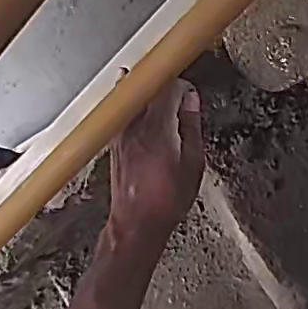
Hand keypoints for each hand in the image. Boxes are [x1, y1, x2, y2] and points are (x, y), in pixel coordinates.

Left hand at [107, 79, 204, 243]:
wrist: (136, 222)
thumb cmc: (167, 200)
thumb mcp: (193, 164)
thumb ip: (192, 127)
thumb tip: (191, 100)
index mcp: (158, 128)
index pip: (167, 88)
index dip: (181, 86)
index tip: (190, 93)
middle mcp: (135, 126)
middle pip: (146, 87)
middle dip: (163, 86)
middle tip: (177, 95)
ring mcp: (120, 132)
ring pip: (130, 96)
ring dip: (145, 92)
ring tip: (160, 100)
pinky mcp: (113, 141)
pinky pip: (122, 111)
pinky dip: (132, 105)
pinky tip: (142, 112)